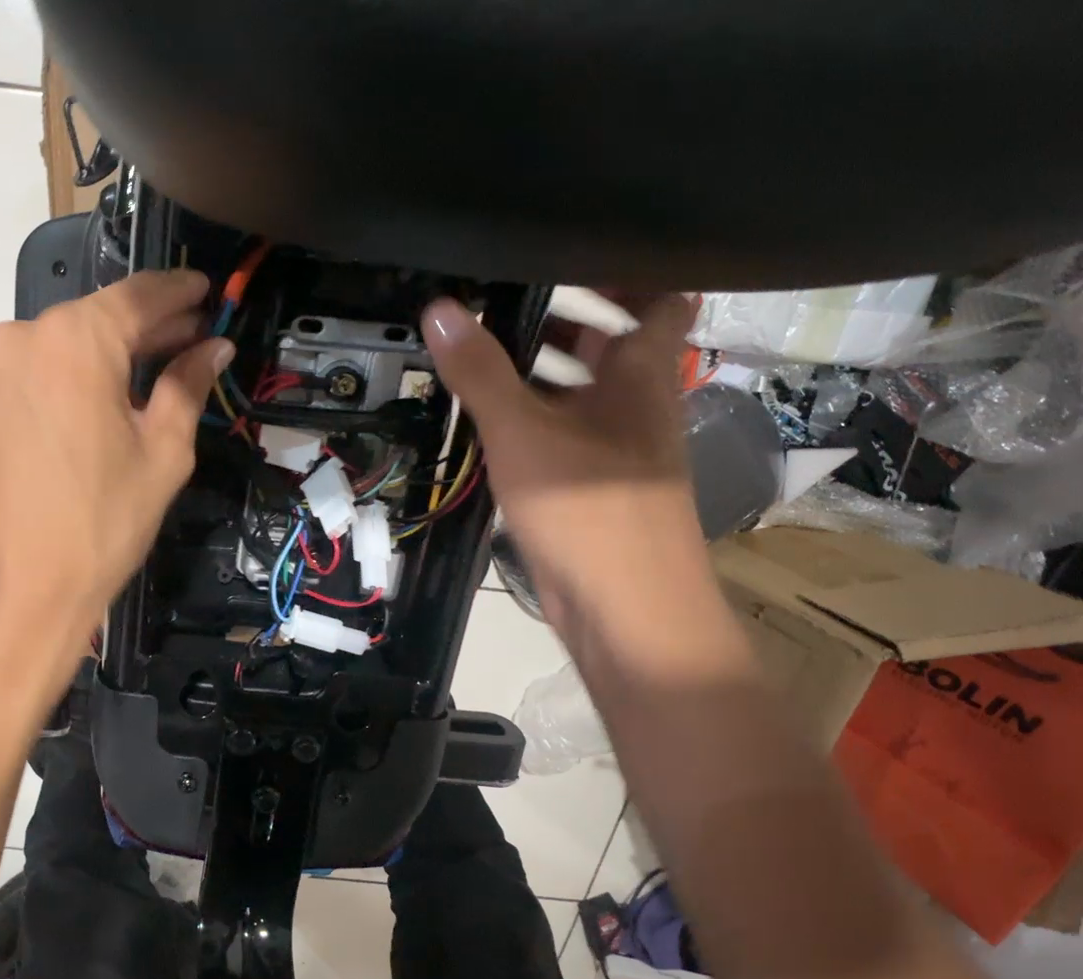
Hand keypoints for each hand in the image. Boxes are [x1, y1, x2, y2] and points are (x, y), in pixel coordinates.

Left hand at [0, 270, 232, 652]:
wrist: (13, 594)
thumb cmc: (99, 524)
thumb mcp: (162, 453)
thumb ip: (187, 386)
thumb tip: (213, 347)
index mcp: (72, 339)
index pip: (138, 295)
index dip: (179, 292)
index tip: (208, 292)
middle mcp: (20, 339)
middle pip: (97, 318)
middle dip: (148, 327)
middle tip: (193, 338)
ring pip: (63, 346)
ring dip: (108, 354)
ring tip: (152, 374)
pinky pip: (35, 375)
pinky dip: (71, 378)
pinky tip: (100, 403)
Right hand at [419, 293, 711, 633]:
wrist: (626, 609)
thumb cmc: (588, 507)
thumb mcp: (523, 430)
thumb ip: (480, 370)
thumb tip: (441, 307)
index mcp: (642, 375)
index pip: (660, 297)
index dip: (628, 268)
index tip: (571, 247)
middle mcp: (636, 403)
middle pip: (610, 343)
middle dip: (561, 318)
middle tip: (499, 295)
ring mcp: (616, 447)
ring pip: (580, 391)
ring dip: (538, 371)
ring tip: (476, 351)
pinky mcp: (591, 485)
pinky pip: (561, 432)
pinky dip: (530, 418)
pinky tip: (484, 420)